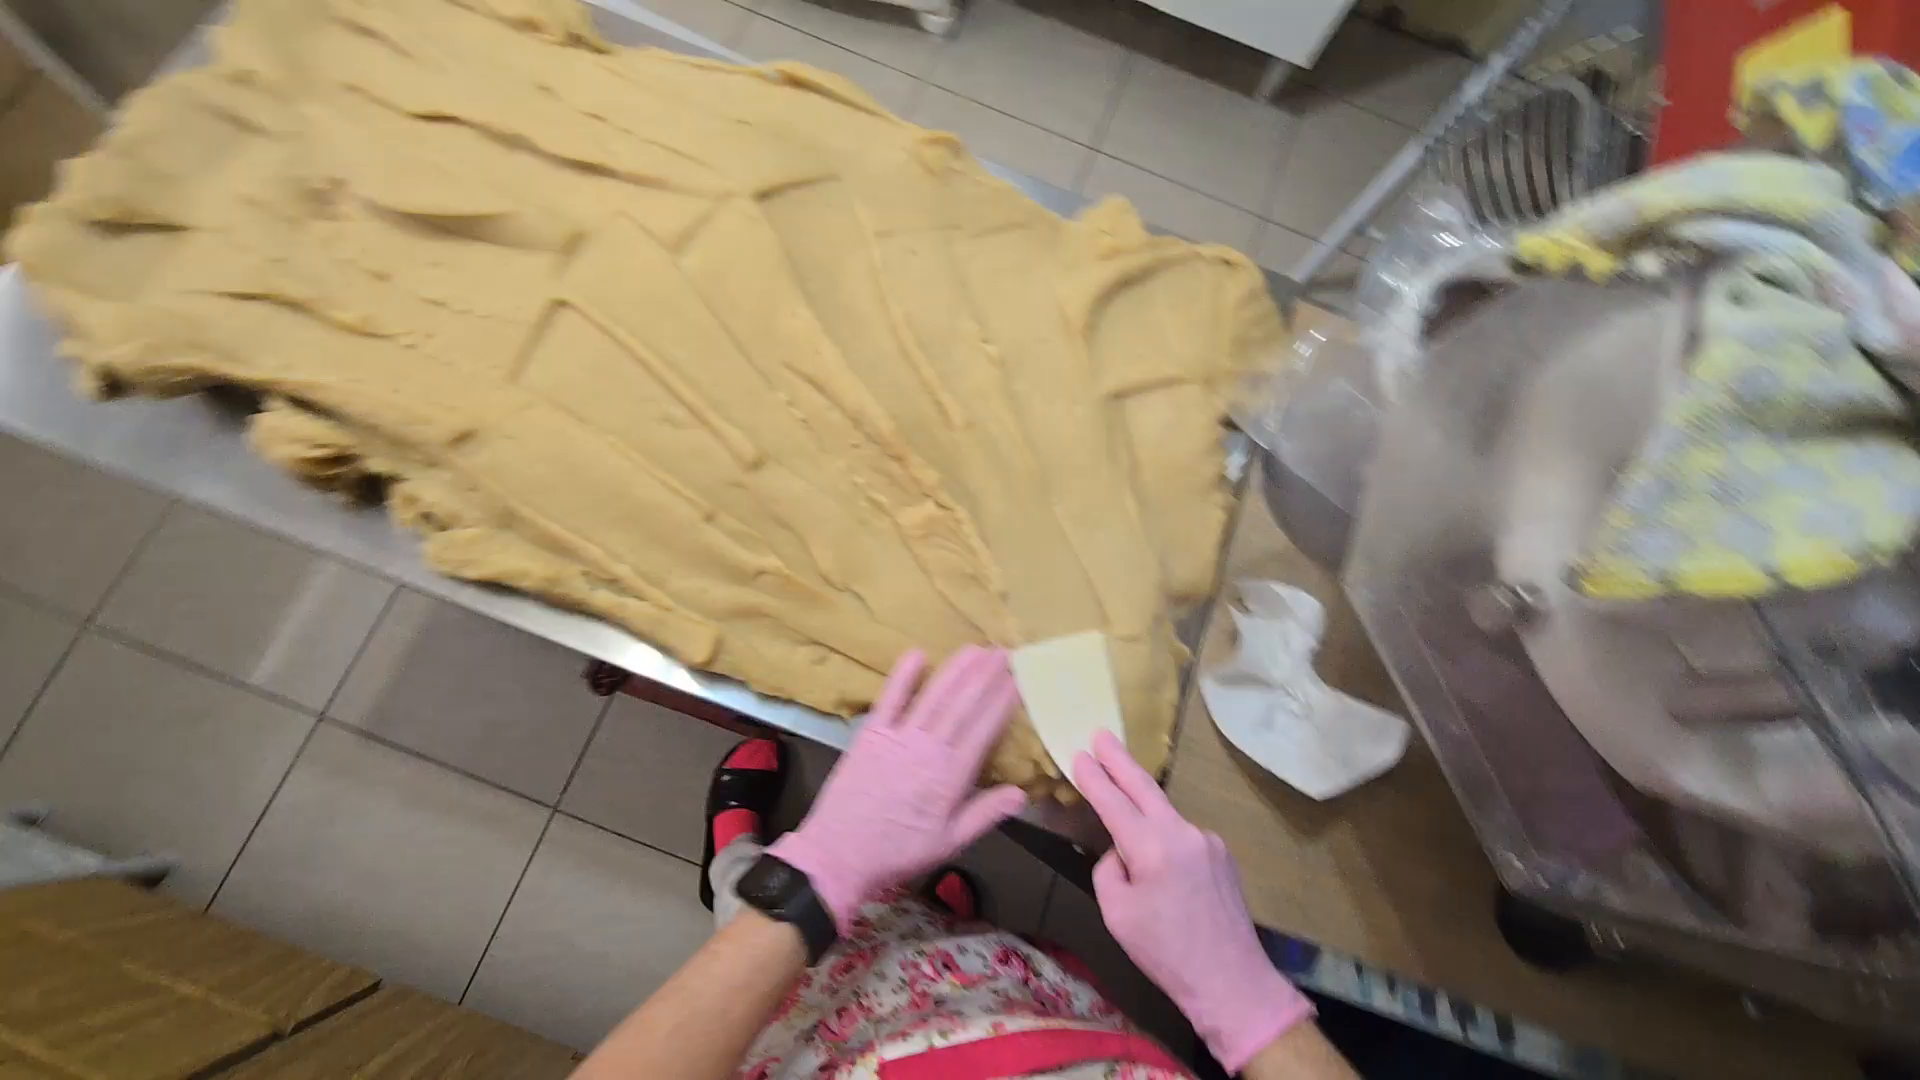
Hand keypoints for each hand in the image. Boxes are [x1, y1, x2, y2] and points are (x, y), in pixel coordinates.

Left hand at [769, 647, 1026, 931]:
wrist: (838, 855)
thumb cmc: (898, 852)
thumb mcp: (949, 842)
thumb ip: (985, 814)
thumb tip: (1022, 793)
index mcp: (950, 776)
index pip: (984, 729)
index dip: (1002, 700)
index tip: (1019, 677)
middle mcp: (927, 749)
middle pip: (962, 705)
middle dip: (985, 676)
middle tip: (1003, 651)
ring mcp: (898, 738)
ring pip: (933, 697)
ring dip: (956, 670)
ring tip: (975, 649)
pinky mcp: (870, 734)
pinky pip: (889, 699)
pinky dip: (903, 676)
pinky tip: (918, 653)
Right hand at [1074, 730, 1312, 1072]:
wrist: (1232, 982)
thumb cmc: (1165, 953)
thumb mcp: (1117, 914)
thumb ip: (1110, 869)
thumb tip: (1121, 851)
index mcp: (1152, 847)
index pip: (1113, 802)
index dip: (1093, 778)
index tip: (1078, 754)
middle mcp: (1182, 833)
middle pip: (1143, 787)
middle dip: (1118, 760)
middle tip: (1100, 734)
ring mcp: (1206, 840)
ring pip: (1163, 816)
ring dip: (1141, 808)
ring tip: (1122, 808)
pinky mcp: (1221, 853)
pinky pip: (1181, 836)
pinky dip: (1164, 839)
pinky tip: (1163, 870)